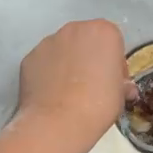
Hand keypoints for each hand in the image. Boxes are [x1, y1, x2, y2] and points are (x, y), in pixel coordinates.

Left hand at [16, 20, 129, 140]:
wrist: (58, 122)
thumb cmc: (98, 104)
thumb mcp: (120, 95)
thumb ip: (121, 83)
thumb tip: (123, 88)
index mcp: (103, 32)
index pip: (113, 41)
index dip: (114, 62)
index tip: (112, 81)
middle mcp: (74, 29)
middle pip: (86, 40)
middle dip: (89, 58)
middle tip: (91, 84)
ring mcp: (48, 41)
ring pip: (62, 49)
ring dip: (67, 64)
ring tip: (68, 91)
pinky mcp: (29, 57)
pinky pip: (44, 62)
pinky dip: (48, 74)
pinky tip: (51, 94)